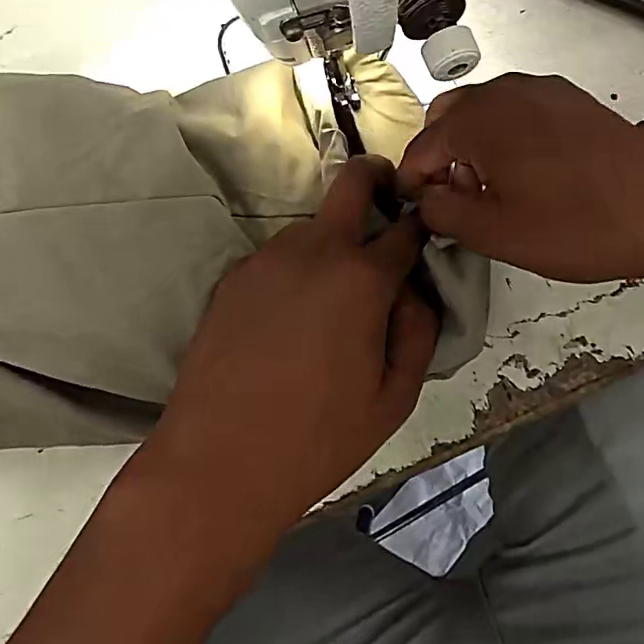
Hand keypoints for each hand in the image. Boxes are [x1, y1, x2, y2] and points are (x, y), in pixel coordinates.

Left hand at [141, 156, 439, 529]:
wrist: (216, 464)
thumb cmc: (318, 437)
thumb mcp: (395, 396)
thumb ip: (419, 330)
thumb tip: (413, 290)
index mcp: (362, 278)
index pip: (407, 228)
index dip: (423, 225)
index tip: (427, 232)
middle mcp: (313, 251)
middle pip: (353, 180)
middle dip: (379, 178)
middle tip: (390, 206)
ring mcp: (266, 259)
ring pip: (314, 226)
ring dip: (334, 243)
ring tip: (332, 303)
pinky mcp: (233, 277)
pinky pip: (279, 257)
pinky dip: (298, 270)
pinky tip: (291, 321)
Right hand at [397, 74, 643, 283]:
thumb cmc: (581, 225)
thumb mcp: (496, 233)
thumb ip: (443, 213)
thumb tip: (427, 199)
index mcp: (478, 118)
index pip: (421, 147)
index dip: (414, 184)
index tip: (423, 213)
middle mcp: (507, 91)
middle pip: (449, 118)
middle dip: (442, 157)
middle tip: (462, 201)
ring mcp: (544, 91)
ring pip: (485, 112)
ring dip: (474, 146)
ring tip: (498, 193)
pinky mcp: (574, 102)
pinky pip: (520, 113)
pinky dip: (508, 138)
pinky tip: (533, 178)